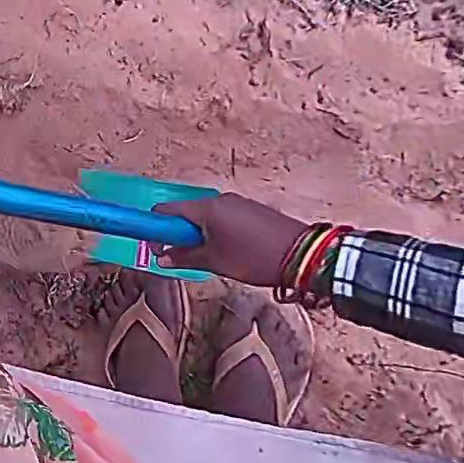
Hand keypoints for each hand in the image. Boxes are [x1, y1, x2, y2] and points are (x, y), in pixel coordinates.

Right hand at [154, 193, 309, 287]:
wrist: (308, 256)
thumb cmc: (255, 258)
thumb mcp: (215, 261)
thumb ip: (184, 258)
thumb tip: (162, 258)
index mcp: (206, 209)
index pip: (166, 210)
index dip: (155, 228)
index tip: (157, 247)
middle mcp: (220, 200)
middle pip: (185, 212)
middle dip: (178, 233)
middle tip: (182, 255)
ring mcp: (238, 203)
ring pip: (205, 215)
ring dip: (198, 232)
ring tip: (209, 255)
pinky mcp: (252, 210)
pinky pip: (223, 216)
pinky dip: (216, 230)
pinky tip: (228, 249)